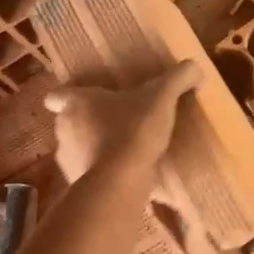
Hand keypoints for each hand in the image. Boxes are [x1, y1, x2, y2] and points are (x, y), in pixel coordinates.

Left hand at [43, 62, 201, 180]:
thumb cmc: (133, 130)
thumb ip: (179, 77)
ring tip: (123, 151)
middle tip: (118, 123)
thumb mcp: (162, 97)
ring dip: (95, 149)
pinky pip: (88, 174)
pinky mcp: (76, 186)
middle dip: (89, 123)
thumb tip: (196, 68)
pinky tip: (124, 175)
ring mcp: (67, 160)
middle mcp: (63, 129)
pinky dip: (101, 173)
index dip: (69, 97)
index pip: (57, 96)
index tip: (88, 100)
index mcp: (76, 103)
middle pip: (69, 122)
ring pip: (77, 149)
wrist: (120, 182)